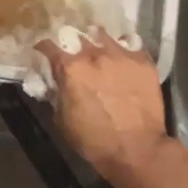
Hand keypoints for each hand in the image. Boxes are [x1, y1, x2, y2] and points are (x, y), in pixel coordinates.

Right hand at [34, 30, 173, 178]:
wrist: (137, 149)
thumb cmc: (94, 140)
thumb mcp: (62, 120)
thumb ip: (56, 94)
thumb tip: (54, 84)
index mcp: (70, 68)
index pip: (48, 45)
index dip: (44, 49)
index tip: (44, 53)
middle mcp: (94, 54)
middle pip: (78, 38)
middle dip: (74, 46)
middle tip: (75, 57)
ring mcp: (122, 55)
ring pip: (104, 37)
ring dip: (98, 44)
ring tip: (100, 54)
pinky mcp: (144, 62)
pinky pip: (130, 48)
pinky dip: (123, 53)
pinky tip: (123, 63)